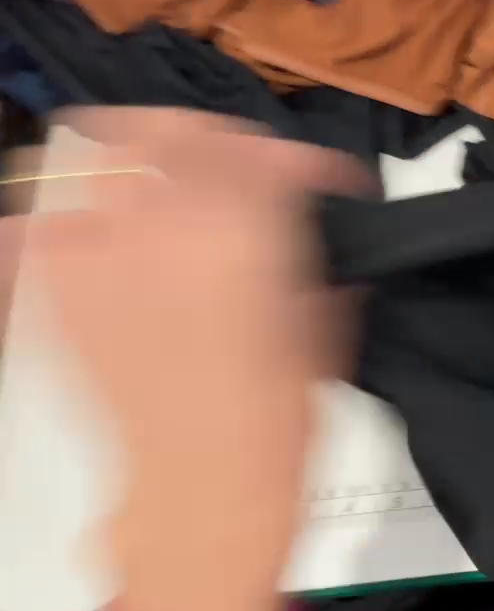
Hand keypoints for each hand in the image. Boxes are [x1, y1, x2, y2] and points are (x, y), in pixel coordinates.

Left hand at [20, 109, 364, 610]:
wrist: (203, 478)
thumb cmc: (282, 413)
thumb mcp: (327, 323)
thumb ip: (310, 257)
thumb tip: (307, 224)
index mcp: (240, 244)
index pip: (267, 156)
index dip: (308, 160)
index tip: (331, 180)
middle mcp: (154, 233)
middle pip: (172, 132)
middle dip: (223, 141)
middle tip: (255, 168)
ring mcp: (86, 252)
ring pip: (101, 153)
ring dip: (153, 158)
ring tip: (185, 187)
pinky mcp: (45, 280)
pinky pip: (54, 210)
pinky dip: (93, 206)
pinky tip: (128, 233)